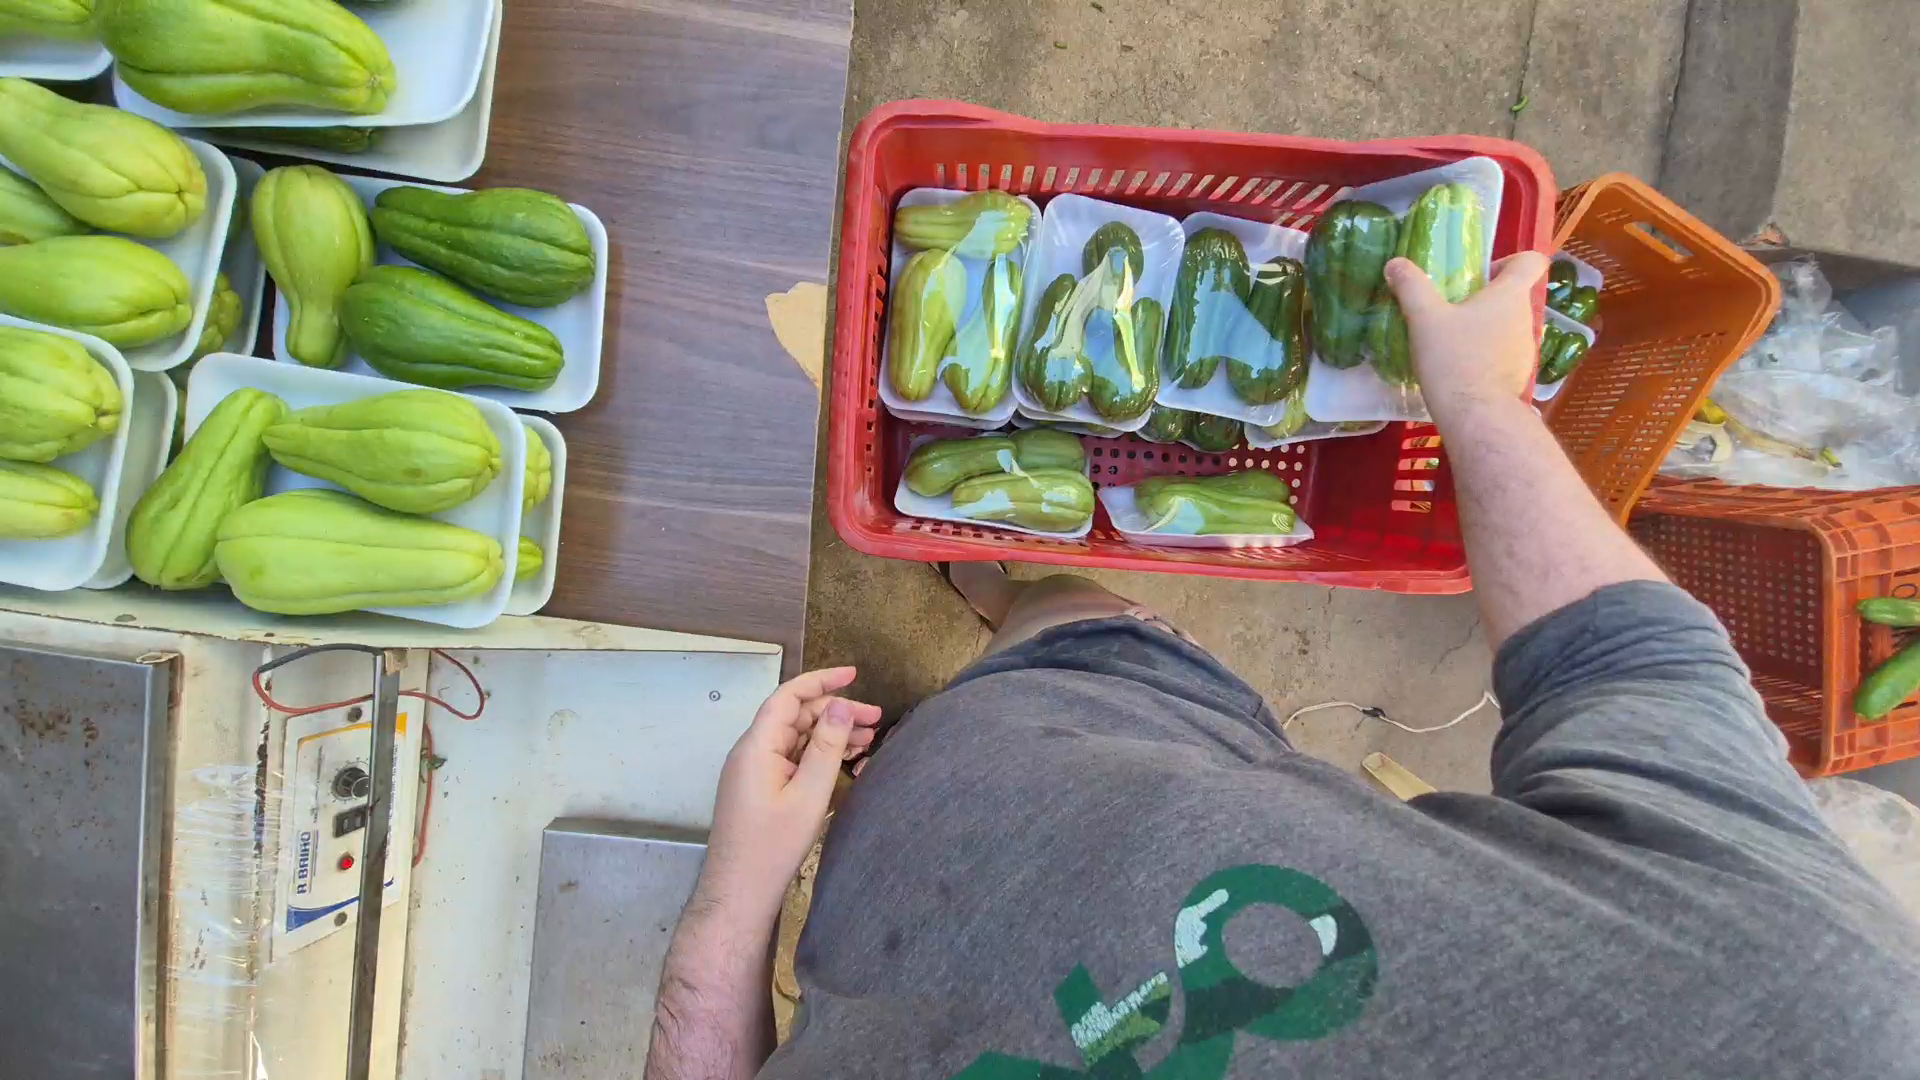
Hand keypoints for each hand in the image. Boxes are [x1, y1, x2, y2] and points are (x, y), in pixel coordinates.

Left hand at [698, 667, 881, 921]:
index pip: (790, 696)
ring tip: (869, 740)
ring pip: (797, 737)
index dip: (822, 680)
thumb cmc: (773, 846)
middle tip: (876, 718)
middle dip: (836, 712)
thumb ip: (827, 747)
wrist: (738, 896)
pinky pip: (792, 758)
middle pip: (797, 716)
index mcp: (757, 745)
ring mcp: (754, 771)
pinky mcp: (760, 788)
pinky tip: (846, 760)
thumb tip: (842, 706)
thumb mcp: (809, 794)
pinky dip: (819, 754)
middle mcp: (752, 751)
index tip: (855, 674)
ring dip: (831, 734)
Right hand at [1384, 250, 1548, 415]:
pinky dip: (1485, 357)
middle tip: (1449, 316)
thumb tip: (1396, 263)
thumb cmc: (1453, 358)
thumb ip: (1411, 288)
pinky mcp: (1519, 373)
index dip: (1508, 261)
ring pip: (1506, 327)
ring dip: (1483, 331)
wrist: (1475, 412)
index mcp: (1509, 295)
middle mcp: (1525, 316)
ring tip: (1450, 347)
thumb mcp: (1424, 319)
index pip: (1530, 261)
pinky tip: (1459, 371)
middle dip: (1483, 302)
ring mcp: (1526, 347)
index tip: (1480, 277)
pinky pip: (1503, 355)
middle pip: (1511, 297)